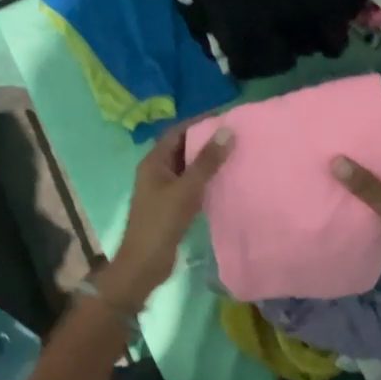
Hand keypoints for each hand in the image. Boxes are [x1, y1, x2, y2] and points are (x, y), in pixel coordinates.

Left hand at [103, 120, 234, 307]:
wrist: (144, 264)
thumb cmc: (161, 223)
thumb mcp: (186, 190)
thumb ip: (206, 162)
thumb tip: (227, 130)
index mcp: (153, 162)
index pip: (178, 132)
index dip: (199, 121)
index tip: (226, 116)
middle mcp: (156, 171)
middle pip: (182, 148)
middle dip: (206, 140)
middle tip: (236, 135)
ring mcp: (163, 190)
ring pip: (187, 168)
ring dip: (207, 161)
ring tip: (235, 154)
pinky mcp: (171, 206)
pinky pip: (190, 185)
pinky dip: (206, 180)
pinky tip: (225, 181)